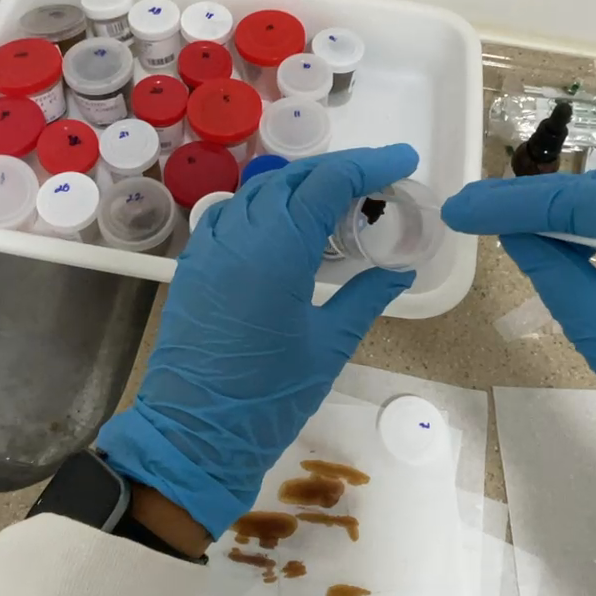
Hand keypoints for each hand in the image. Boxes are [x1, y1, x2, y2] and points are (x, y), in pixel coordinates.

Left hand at [95, 145, 419, 536]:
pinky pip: (232, 213)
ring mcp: (211, 246)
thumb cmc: (269, 397)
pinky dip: (264, 204)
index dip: (369, 163)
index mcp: (279, 249)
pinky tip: (285, 222)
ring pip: (259, 190)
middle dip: (339, 169)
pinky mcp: (195, 264)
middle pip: (293, 177)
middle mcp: (241, 234)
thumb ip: (366, 297)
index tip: (402, 159)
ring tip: (337, 197)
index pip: (328, 182)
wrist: (193, 436)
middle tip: (377, 178)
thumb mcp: (330, 346)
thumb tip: (400, 268)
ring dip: (300, 183)